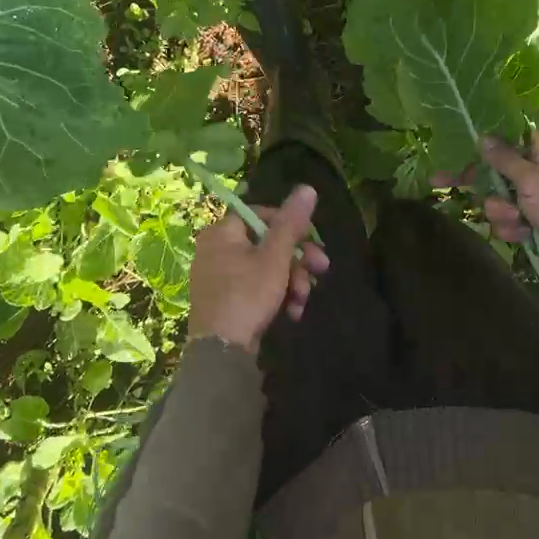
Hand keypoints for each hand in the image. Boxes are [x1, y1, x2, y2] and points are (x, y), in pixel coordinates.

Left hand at [188, 185, 328, 351]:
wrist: (221, 351)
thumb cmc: (247, 294)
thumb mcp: (276, 255)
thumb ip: (292, 221)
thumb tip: (308, 187)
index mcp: (222, 232)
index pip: (262, 213)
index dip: (291, 225)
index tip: (313, 241)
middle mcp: (216, 249)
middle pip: (267, 242)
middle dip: (298, 259)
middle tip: (322, 269)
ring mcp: (219, 276)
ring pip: (266, 266)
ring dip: (292, 280)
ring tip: (303, 299)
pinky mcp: (225, 299)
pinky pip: (256, 286)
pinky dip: (277, 295)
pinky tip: (291, 312)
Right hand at [478, 131, 538, 276]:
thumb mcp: (531, 179)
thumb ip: (505, 159)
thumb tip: (483, 137)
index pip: (514, 138)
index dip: (493, 140)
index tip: (473, 145)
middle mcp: (532, 175)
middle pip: (497, 172)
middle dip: (488, 186)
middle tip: (455, 183)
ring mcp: (528, 200)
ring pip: (497, 200)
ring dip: (502, 212)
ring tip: (517, 219)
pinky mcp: (526, 223)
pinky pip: (505, 221)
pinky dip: (512, 229)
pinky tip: (524, 234)